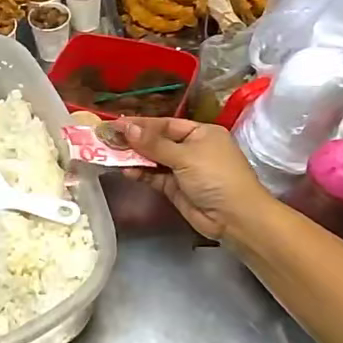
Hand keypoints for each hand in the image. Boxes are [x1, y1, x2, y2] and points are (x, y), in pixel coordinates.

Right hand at [117, 117, 272, 239]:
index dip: (142, 124)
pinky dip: (142, 173)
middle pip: (158, 141)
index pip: (166, 124)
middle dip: (135, 140)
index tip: (117, 124)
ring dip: (136, 157)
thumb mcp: (185, 156)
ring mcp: (184, 169)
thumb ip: (154, 144)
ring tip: (111, 153)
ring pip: (155, 160)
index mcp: (201, 132)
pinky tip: (126, 170)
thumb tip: (127, 128)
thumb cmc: (215, 177)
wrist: (235, 217)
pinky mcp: (177, 189)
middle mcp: (192, 148)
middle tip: (107, 138)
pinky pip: (155, 177)